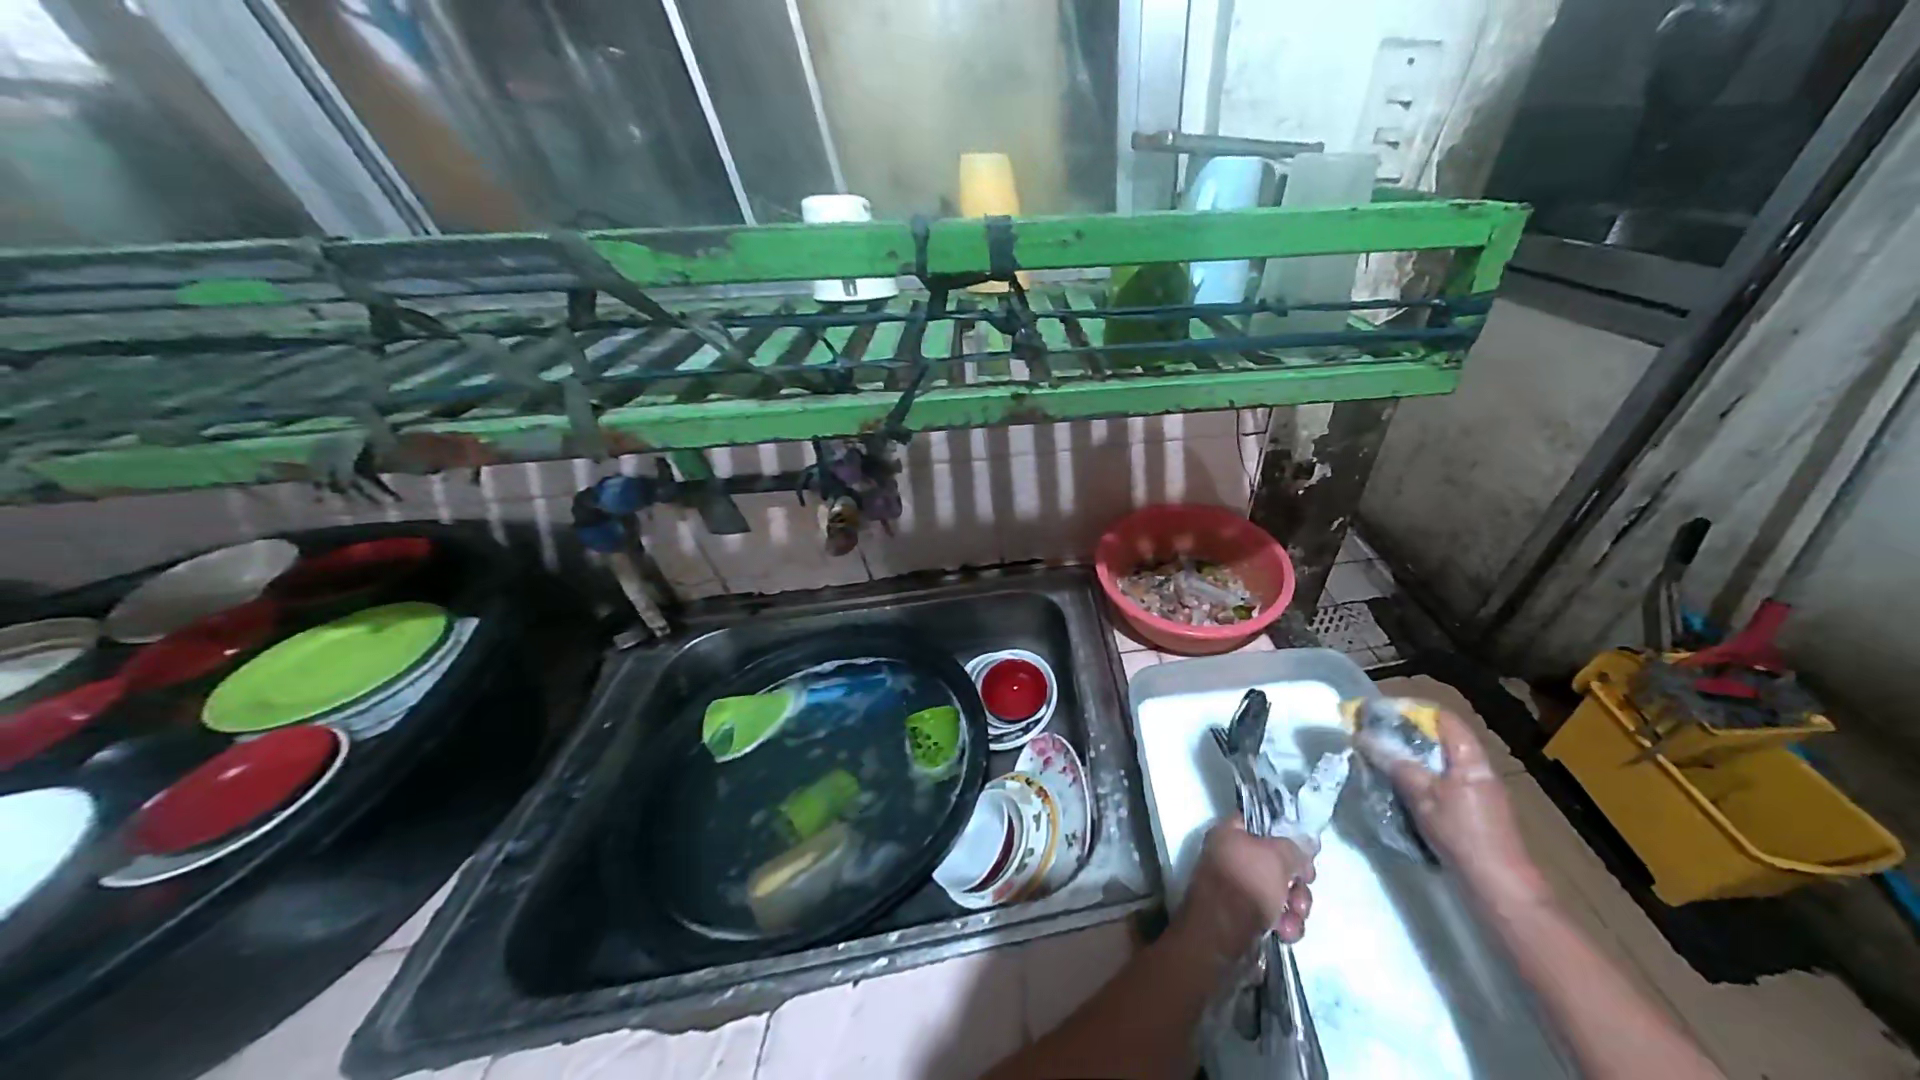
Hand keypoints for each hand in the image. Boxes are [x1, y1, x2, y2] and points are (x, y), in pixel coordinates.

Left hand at [1172, 820, 1314, 963]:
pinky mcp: (1246, 918)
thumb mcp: (1276, 856)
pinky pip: (1275, 916)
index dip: (1285, 833)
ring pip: (1280, 892)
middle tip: (1303, 887)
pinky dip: (1285, 924)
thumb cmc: (1246, 883)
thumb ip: (1295, 848)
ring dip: (1295, 906)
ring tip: (1294, 916)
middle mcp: (1231, 858)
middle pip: (1276, 861)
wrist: (1222, 937)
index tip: (1307, 849)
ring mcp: (1238, 889)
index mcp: (1229, 834)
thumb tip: (1307, 844)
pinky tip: (1285, 933)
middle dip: (1296, 880)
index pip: (1259, 822)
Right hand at [1362, 707, 1548, 908]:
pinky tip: (1400, 789)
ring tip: (1380, 760)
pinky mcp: (1473, 810)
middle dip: (1406, 735)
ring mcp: (1478, 791)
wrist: (1499, 886)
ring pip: (1439, 761)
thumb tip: (1364, 736)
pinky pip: (1442, 781)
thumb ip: (1395, 763)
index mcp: (1470, 760)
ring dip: (1411, 757)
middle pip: (1440, 739)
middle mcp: (1477, 769)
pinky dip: (1420, 777)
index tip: (1380, 714)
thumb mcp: (1422, 795)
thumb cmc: (1462, 834)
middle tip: (1373, 737)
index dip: (1412, 710)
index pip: (1443, 718)